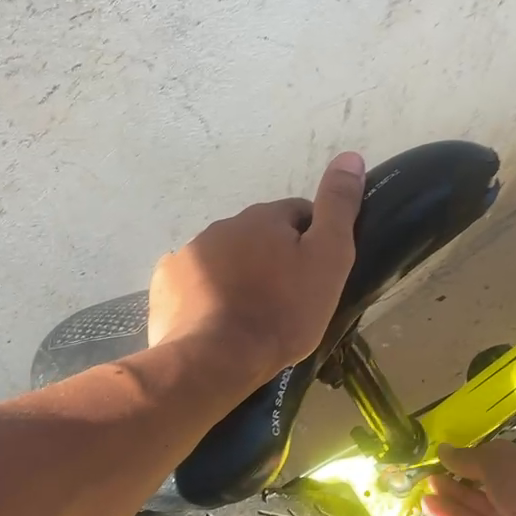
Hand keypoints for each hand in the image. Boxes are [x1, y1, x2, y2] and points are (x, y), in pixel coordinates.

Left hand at [148, 152, 366, 381]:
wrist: (216, 358)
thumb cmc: (282, 313)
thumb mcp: (327, 261)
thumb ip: (339, 208)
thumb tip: (350, 157)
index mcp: (262, 217)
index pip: (297, 215)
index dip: (311, 244)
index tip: (315, 279)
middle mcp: (221, 226)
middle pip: (256, 238)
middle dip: (270, 261)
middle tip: (284, 303)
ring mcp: (188, 255)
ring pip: (223, 260)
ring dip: (236, 278)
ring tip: (248, 318)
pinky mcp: (166, 285)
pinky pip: (191, 284)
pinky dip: (204, 296)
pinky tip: (214, 322)